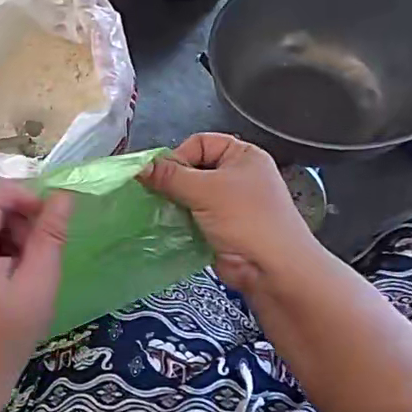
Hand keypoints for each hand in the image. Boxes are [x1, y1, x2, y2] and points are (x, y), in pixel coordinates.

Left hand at [0, 184, 72, 389]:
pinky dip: (0, 238)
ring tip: (30, 255)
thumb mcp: (39, 283)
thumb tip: (64, 196)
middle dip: (17, 211)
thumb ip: (50, 235)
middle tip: (43, 238)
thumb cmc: (10, 333)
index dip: (23, 196)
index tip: (51, 215)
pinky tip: (15, 262)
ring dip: (10, 225)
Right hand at [138, 133, 322, 291]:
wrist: (272, 268)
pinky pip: (193, 218)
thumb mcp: (206, 190)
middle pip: (193, 169)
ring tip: (160, 213)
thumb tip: (139, 167)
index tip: (162, 176)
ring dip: (175, 204)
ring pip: (191, 196)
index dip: (179, 155)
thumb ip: (170, 176)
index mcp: (243, 155)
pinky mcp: (221, 229)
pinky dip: (180, 222)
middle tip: (156, 195)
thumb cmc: (246, 219)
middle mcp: (237, 176)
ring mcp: (230, 205)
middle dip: (174, 182)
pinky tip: (166, 228)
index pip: (200, 142)